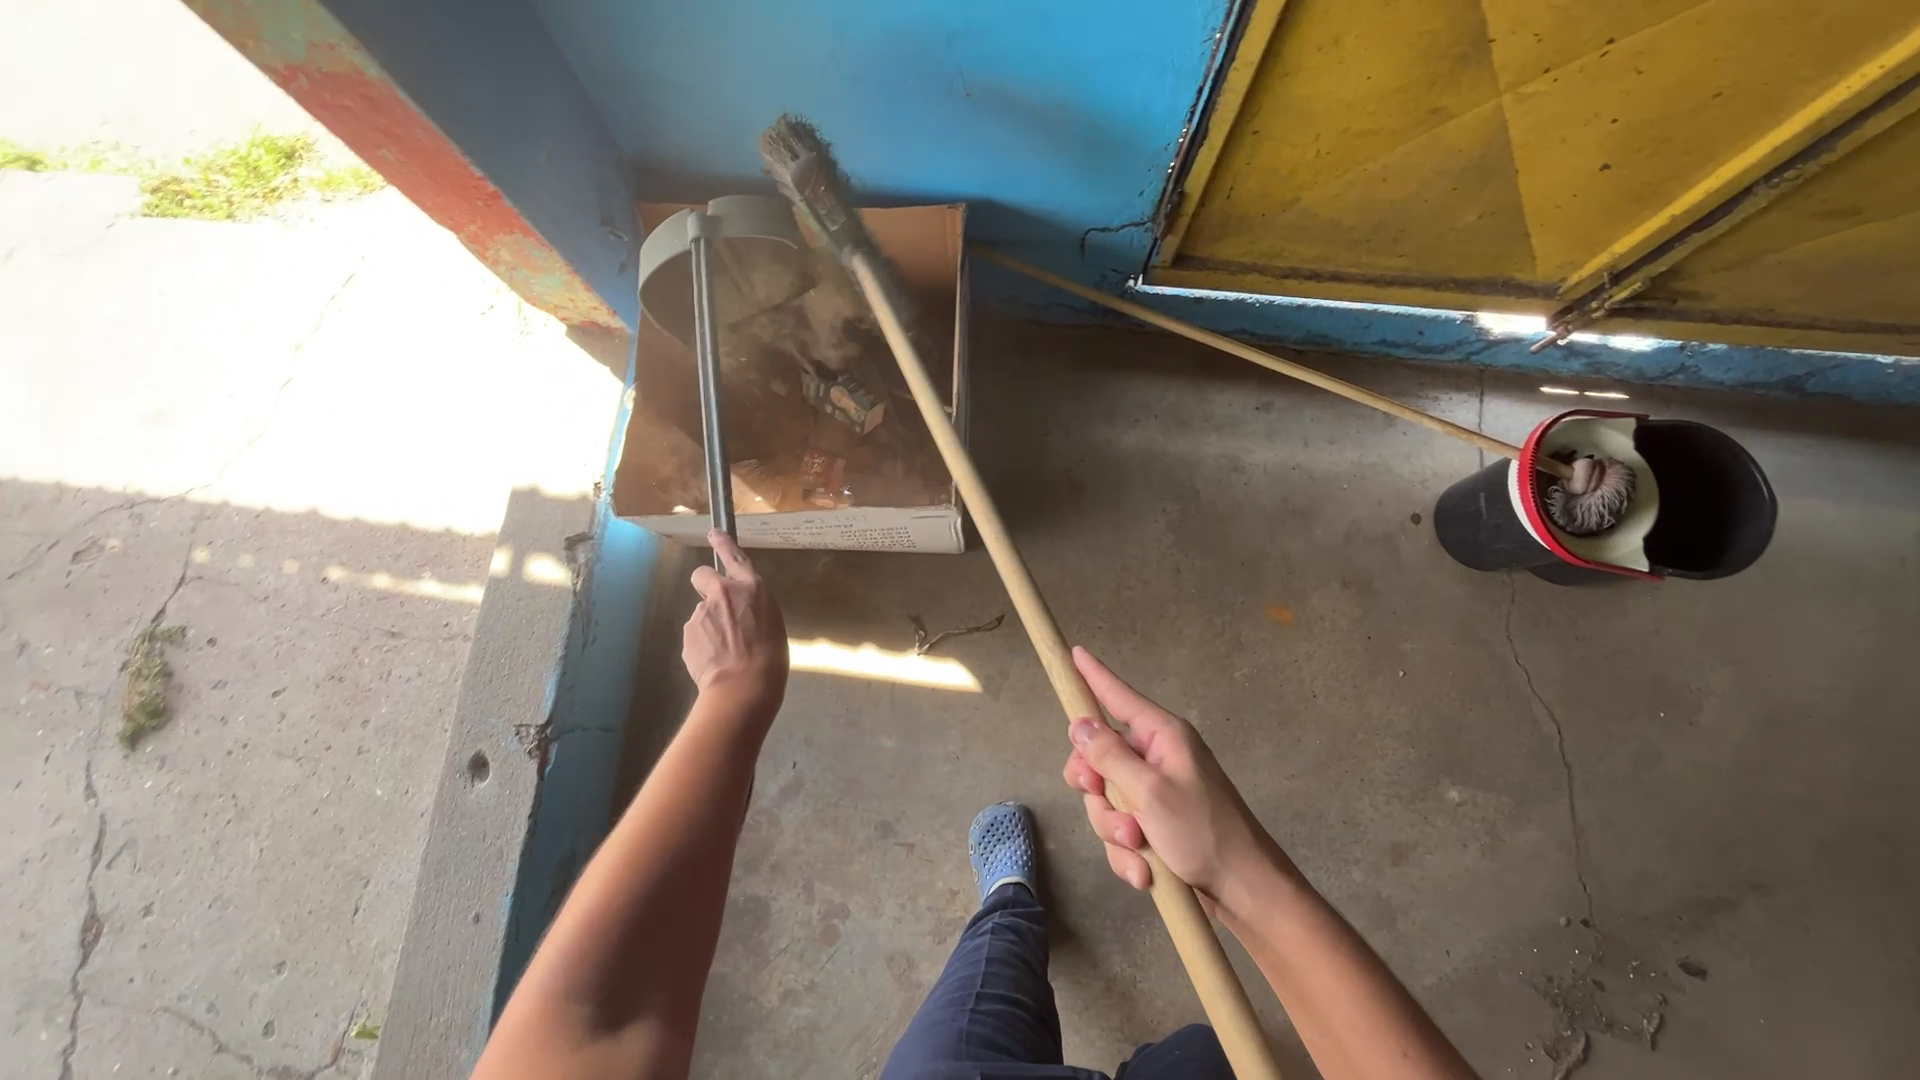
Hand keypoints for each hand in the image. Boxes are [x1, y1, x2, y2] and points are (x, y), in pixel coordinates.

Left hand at [682, 531, 787, 707]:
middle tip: (718, 610)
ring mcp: (702, 612)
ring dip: (709, 626)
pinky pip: (696, 635)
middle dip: (706, 587)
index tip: (714, 533)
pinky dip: (703, 645)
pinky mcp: (688, 633)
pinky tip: (714, 662)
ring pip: (702, 613)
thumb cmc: (771, 658)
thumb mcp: (773, 623)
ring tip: (724, 651)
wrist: (743, 686)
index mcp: (752, 589)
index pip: (734, 557)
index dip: (723, 543)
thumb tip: (741, 614)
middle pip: (703, 576)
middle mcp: (724, 593)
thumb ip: (753, 609)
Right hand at [1061, 646, 1280, 913]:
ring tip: (1139, 847)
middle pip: (1097, 758)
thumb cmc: (1203, 831)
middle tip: (1111, 809)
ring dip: (1114, 830)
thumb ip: (1109, 756)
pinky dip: (1126, 853)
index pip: (1118, 697)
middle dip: (1098, 793)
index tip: (1074, 652)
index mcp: (1161, 736)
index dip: (1093, 676)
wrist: (1243, 889)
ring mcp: (1153, 793)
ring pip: (1104, 801)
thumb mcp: (1150, 792)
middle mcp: (1155, 758)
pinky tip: (1144, 871)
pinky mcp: (1153, 825)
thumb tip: (1079, 725)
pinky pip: (1118, 830)